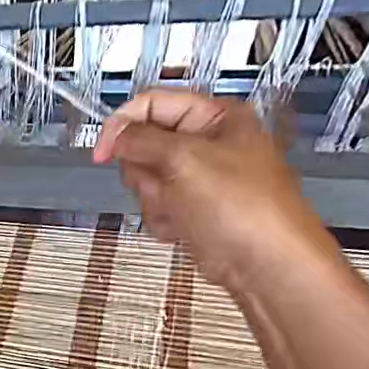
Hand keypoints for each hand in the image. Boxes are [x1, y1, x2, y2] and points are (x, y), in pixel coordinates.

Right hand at [92, 91, 333, 290]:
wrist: (265, 265)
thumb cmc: (247, 210)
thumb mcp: (185, 160)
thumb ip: (142, 140)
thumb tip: (116, 136)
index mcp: (214, 117)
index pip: (153, 104)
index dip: (123, 125)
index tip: (103, 151)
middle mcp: (208, 146)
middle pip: (145, 147)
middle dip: (146, 172)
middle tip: (164, 184)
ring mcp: (200, 181)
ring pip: (148, 182)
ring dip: (155, 201)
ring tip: (180, 211)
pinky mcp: (194, 212)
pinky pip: (158, 209)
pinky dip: (164, 221)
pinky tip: (183, 229)